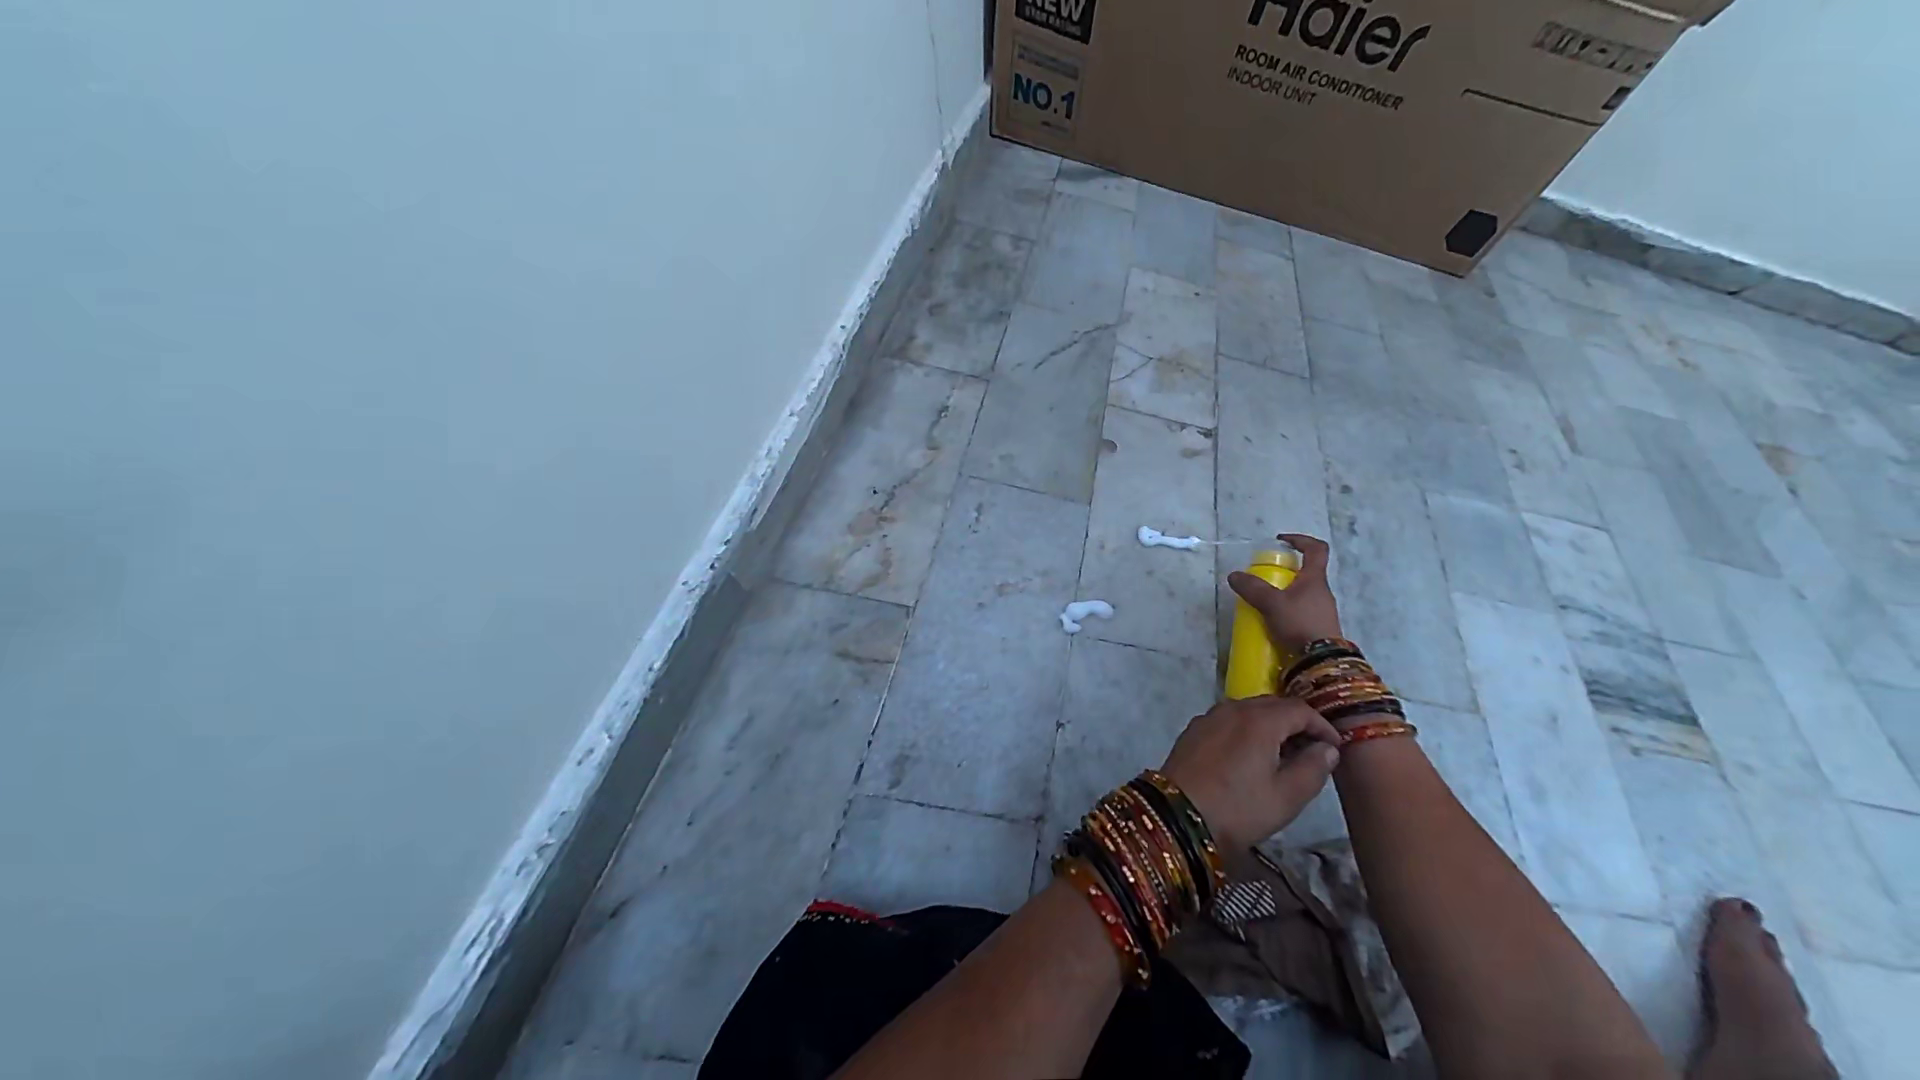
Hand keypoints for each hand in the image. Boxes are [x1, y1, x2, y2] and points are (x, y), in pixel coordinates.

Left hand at [1160, 696, 1341, 849]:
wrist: (1178, 816)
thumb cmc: (1239, 808)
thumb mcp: (1286, 796)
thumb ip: (1313, 768)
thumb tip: (1327, 748)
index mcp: (1259, 720)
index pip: (1300, 709)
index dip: (1323, 726)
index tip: (1336, 747)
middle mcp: (1232, 708)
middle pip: (1273, 705)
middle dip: (1297, 723)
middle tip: (1312, 751)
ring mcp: (1209, 717)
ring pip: (1248, 711)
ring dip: (1270, 726)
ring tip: (1283, 755)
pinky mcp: (1193, 730)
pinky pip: (1228, 721)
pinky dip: (1246, 730)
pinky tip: (1250, 756)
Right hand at [1227, 533, 1342, 653]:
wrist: (1321, 661)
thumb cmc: (1299, 624)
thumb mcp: (1271, 604)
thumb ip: (1252, 588)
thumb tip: (1234, 575)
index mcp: (1315, 579)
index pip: (1316, 549)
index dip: (1300, 540)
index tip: (1281, 542)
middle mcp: (1322, 592)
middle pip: (1307, 572)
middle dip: (1285, 571)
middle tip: (1265, 577)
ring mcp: (1323, 610)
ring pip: (1303, 593)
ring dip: (1286, 593)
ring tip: (1265, 603)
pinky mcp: (1319, 627)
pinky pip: (1302, 611)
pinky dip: (1288, 610)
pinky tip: (1274, 621)